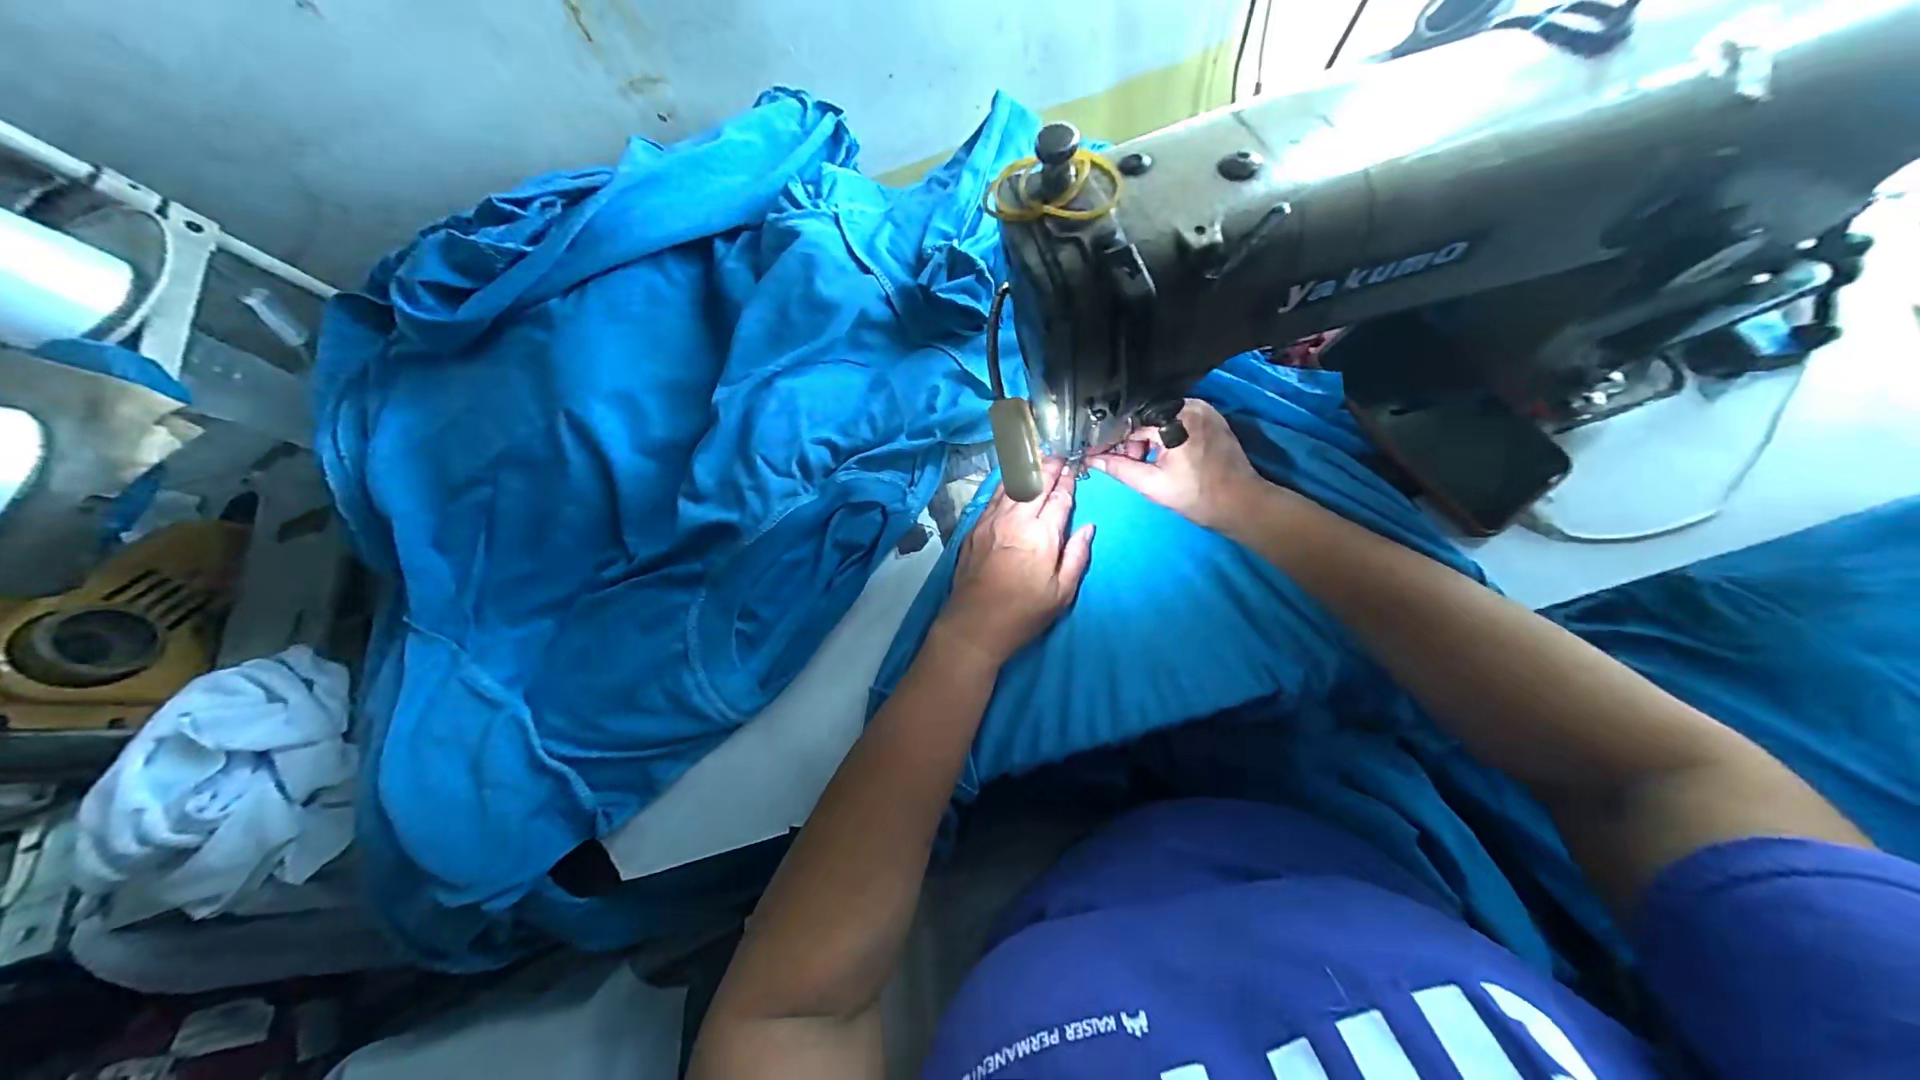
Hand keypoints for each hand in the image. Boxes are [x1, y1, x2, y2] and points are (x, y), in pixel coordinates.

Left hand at [930, 460, 1094, 670]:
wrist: (974, 624)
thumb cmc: (1023, 613)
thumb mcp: (1061, 592)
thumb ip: (1077, 556)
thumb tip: (1088, 528)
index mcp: (1041, 535)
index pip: (1059, 498)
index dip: (1068, 482)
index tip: (1074, 470)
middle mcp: (1015, 520)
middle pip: (1035, 484)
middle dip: (1049, 467)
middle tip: (1059, 458)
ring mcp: (991, 521)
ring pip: (1012, 485)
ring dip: (1027, 471)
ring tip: (1038, 461)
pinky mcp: (975, 528)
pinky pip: (994, 497)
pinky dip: (1007, 484)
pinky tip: (1013, 482)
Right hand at [1088, 399, 1271, 534]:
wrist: (1240, 503)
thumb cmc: (1198, 497)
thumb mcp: (1152, 485)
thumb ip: (1119, 468)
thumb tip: (1092, 459)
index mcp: (1176, 420)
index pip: (1130, 423)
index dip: (1111, 441)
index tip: (1098, 454)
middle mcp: (1190, 405)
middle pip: (1143, 416)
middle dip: (1130, 440)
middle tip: (1128, 463)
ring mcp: (1202, 408)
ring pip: (1158, 416)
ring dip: (1146, 437)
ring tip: (1147, 462)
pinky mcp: (1209, 414)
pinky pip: (1175, 417)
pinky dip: (1163, 433)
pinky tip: (1163, 455)